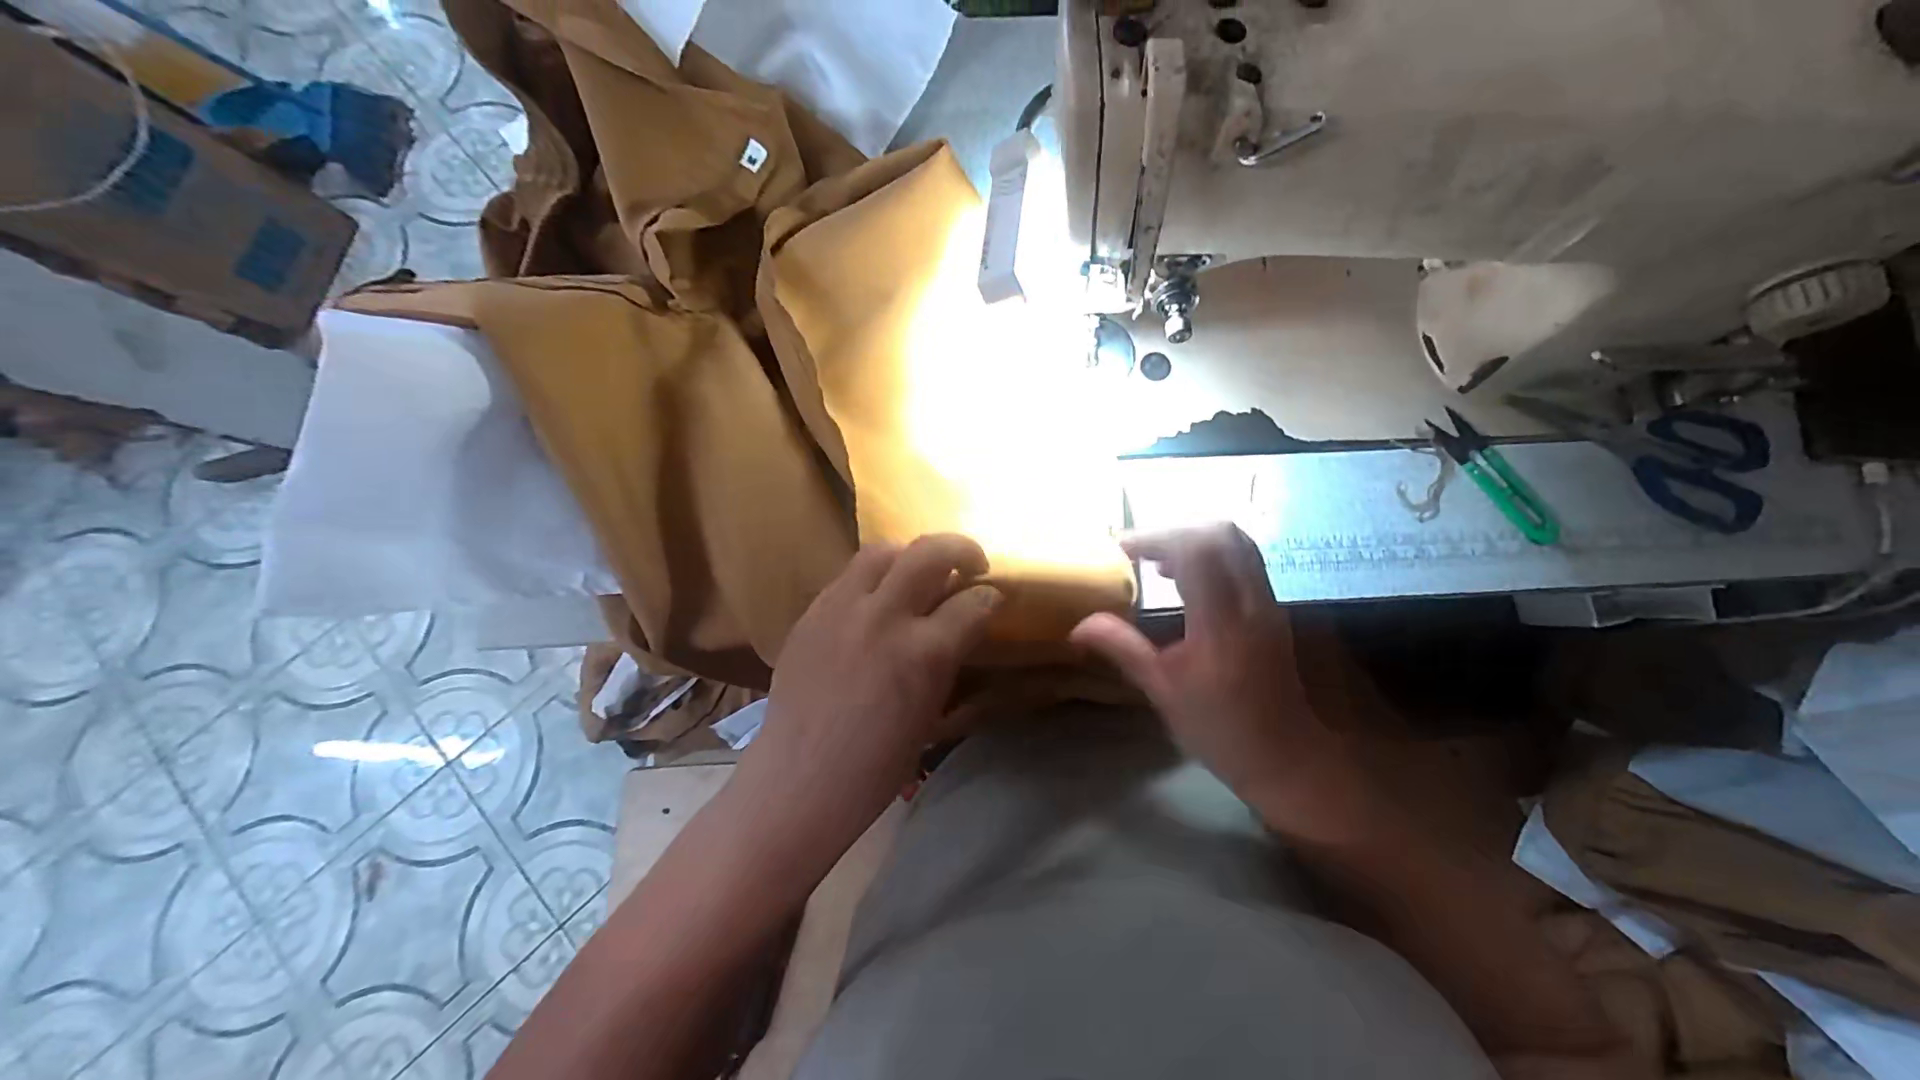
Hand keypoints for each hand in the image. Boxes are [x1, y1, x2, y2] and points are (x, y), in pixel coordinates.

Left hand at [754, 534, 1002, 792]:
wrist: (800, 780)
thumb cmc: (876, 767)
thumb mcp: (931, 713)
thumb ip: (946, 660)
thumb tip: (958, 628)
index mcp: (924, 652)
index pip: (973, 602)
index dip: (990, 599)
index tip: (992, 601)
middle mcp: (884, 617)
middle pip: (929, 552)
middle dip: (961, 549)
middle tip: (971, 563)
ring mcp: (840, 609)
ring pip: (882, 552)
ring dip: (911, 556)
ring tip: (919, 573)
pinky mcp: (810, 614)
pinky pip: (847, 578)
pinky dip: (872, 580)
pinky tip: (875, 602)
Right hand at [1070, 525, 1360, 823]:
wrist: (1285, 756)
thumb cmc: (1219, 729)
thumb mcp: (1162, 690)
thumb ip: (1123, 647)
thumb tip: (1077, 626)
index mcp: (1222, 623)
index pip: (1196, 550)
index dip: (1156, 538)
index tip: (1121, 550)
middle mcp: (1251, 602)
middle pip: (1221, 533)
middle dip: (1174, 532)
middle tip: (1139, 553)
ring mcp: (1268, 603)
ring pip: (1236, 542)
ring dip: (1194, 540)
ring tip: (1157, 563)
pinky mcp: (1272, 609)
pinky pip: (1242, 560)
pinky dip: (1211, 555)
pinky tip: (1184, 580)